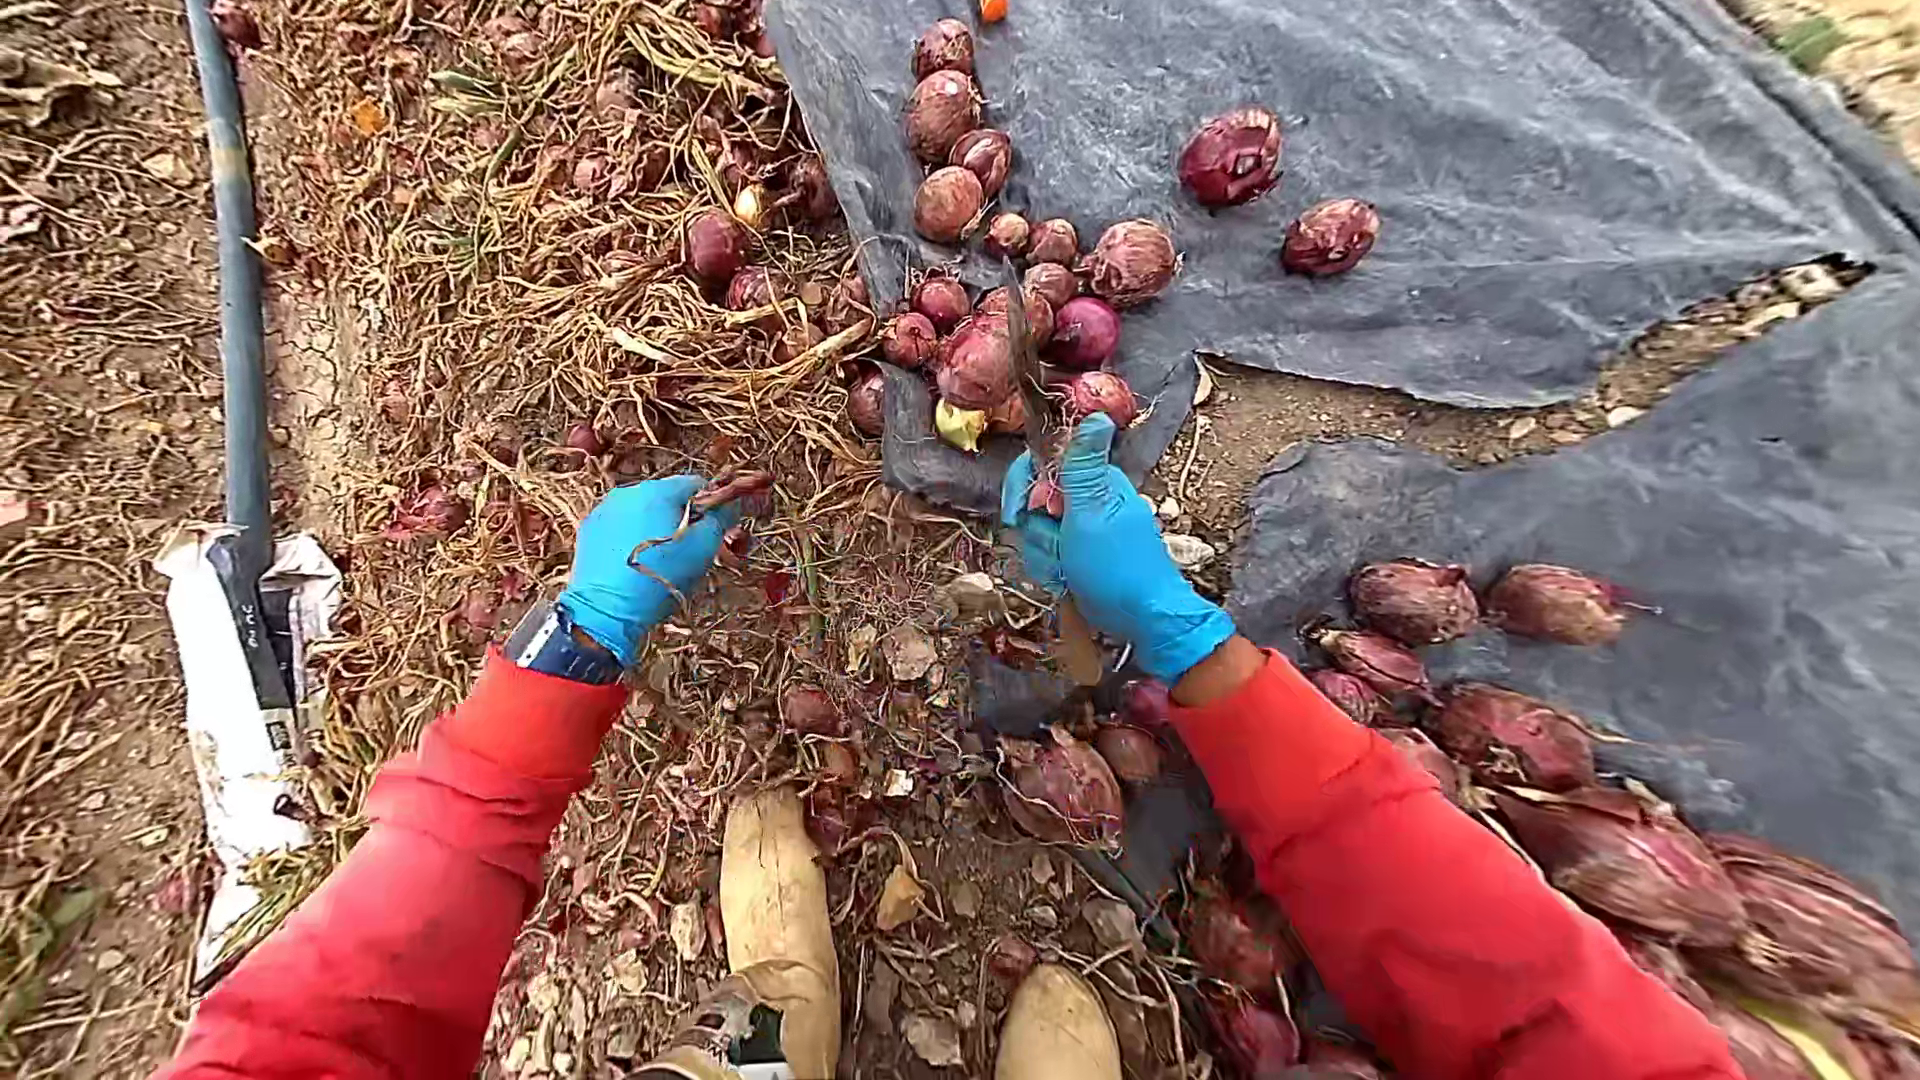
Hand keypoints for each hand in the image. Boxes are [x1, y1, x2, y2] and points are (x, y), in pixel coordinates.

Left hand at [557, 475, 738, 664]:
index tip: (721, 531)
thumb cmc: (664, 574)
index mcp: (657, 490)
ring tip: (670, 559)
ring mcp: (605, 511)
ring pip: (647, 512)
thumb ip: (722, 517)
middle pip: (671, 498)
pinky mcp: (590, 531)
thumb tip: (733, 502)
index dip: (715, 507)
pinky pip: (625, 527)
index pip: (698, 484)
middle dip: (689, 520)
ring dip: (664, 529)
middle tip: (700, 549)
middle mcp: (628, 492)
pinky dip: (639, 538)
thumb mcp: (705, 545)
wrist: (609, 609)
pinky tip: (645, 562)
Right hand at [1000, 414, 1235, 681]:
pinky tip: (1066, 581)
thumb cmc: (1118, 567)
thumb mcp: (1092, 513)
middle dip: (1037, 532)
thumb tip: (1096, 414)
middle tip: (1057, 550)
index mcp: (1094, 482)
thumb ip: (1083, 467)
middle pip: (1033, 503)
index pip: (1040, 465)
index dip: (1022, 487)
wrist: (1142, 619)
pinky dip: (1051, 569)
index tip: (1017, 514)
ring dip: (1044, 555)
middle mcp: (1086, 500)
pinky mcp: (1077, 554)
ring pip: (1037, 532)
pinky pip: (1047, 553)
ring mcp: (1081, 529)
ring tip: (1066, 571)